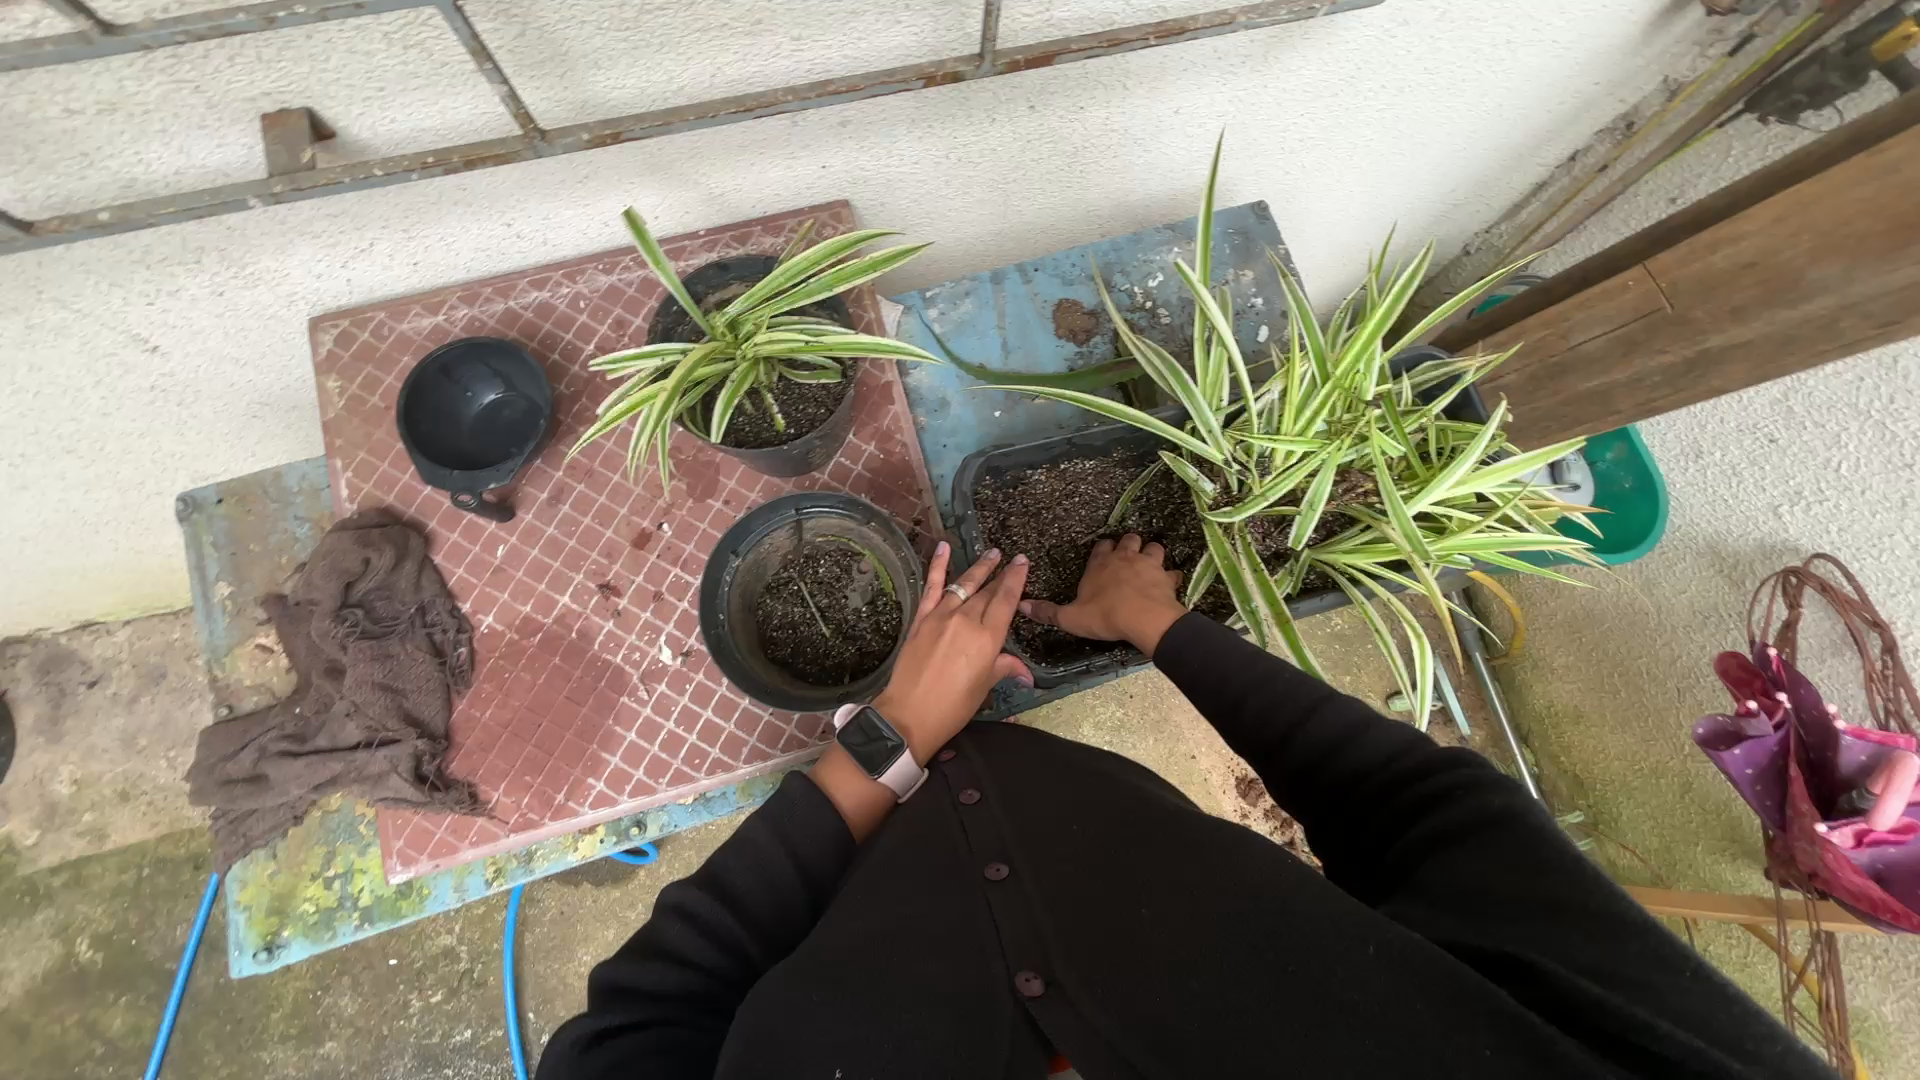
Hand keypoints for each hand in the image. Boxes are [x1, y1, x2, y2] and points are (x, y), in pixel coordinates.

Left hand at [873, 541, 1032, 763]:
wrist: (910, 714)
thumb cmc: (953, 706)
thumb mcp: (983, 687)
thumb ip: (1003, 668)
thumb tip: (1025, 673)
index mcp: (987, 638)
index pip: (1006, 601)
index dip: (1016, 579)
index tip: (1023, 562)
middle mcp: (967, 621)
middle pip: (988, 592)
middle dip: (1001, 575)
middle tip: (1010, 559)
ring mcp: (942, 616)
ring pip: (964, 585)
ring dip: (979, 568)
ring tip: (991, 553)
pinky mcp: (921, 618)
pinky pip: (932, 587)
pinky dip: (938, 566)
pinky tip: (943, 548)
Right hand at [1020, 534, 1185, 655]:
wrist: (1145, 620)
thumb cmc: (1106, 616)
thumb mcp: (1071, 618)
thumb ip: (1048, 612)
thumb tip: (1022, 606)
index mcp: (1100, 564)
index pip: (1100, 547)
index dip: (1102, 549)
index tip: (1102, 555)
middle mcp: (1125, 558)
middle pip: (1129, 539)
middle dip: (1128, 543)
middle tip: (1127, 555)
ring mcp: (1148, 565)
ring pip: (1153, 547)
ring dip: (1152, 553)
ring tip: (1149, 563)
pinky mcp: (1167, 578)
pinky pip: (1173, 573)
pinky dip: (1171, 577)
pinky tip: (1169, 584)